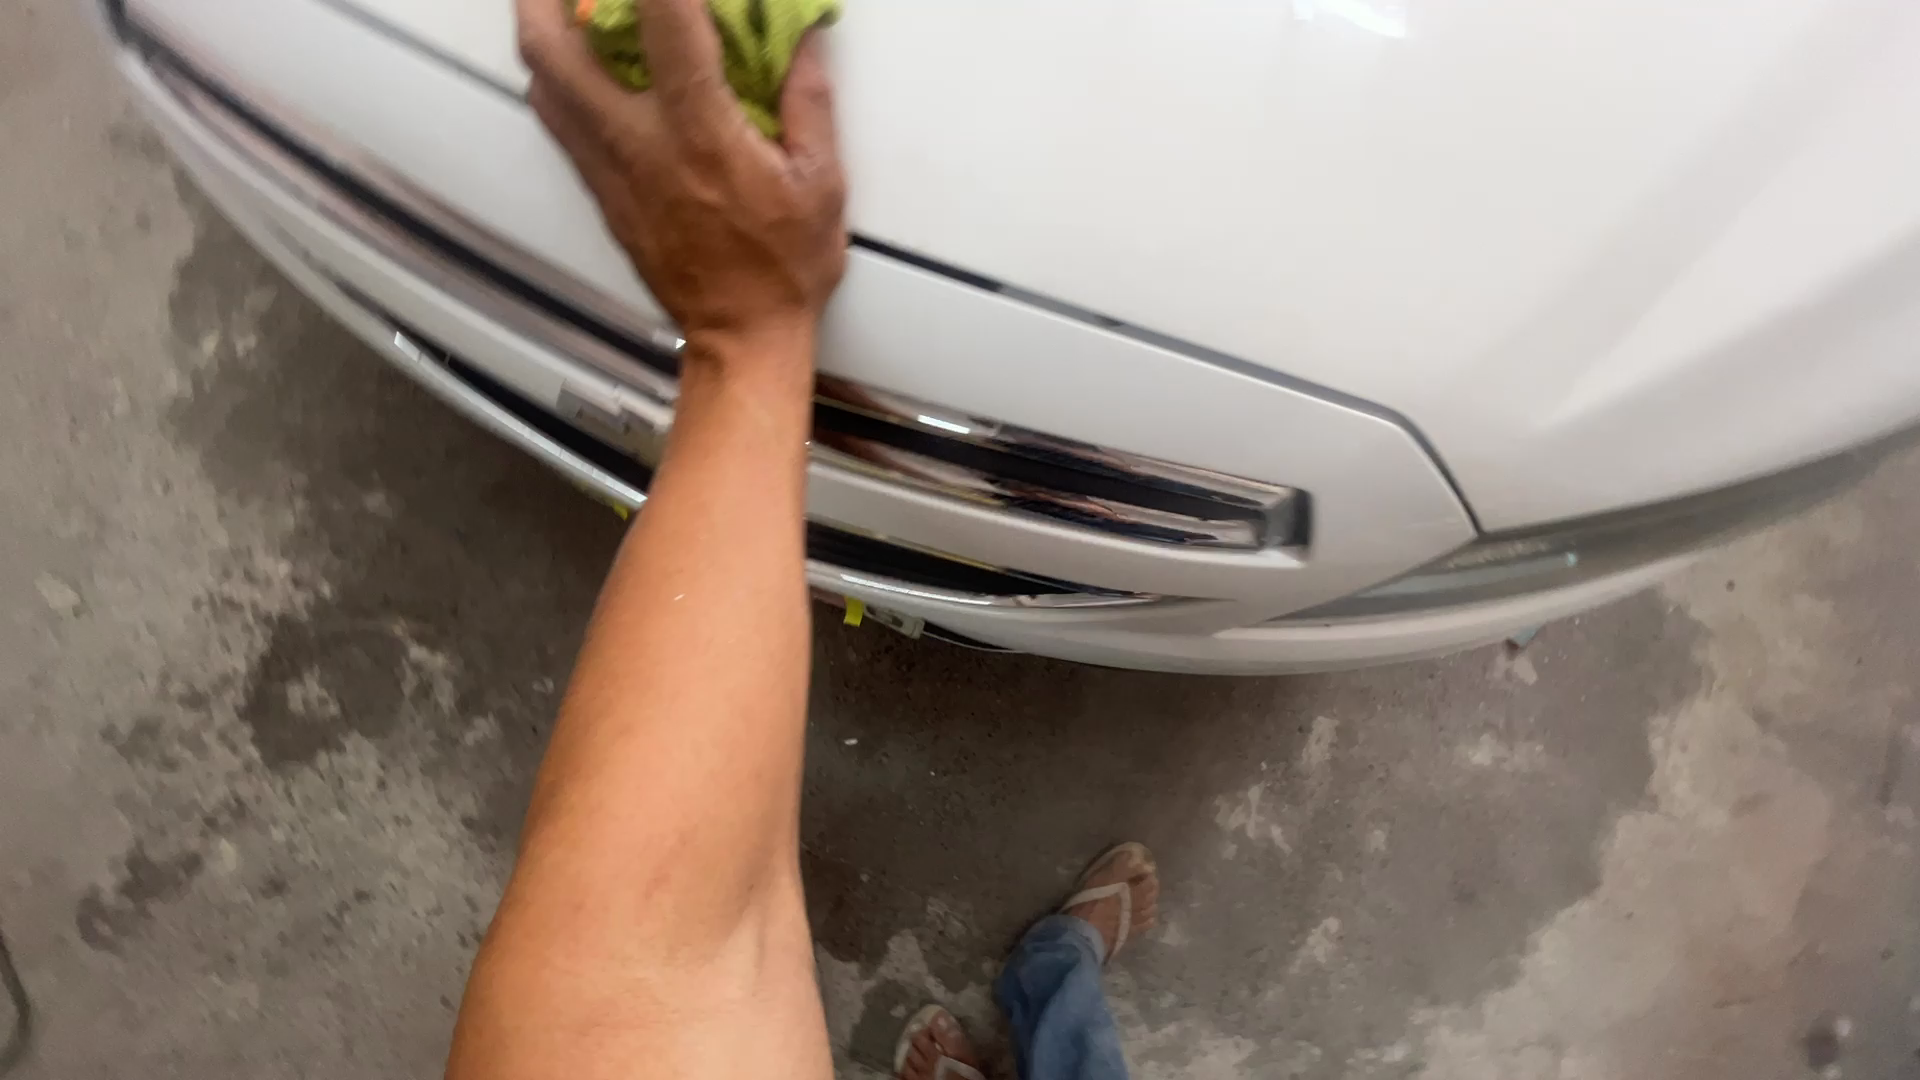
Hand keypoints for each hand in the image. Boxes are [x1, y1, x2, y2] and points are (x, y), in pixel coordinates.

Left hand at [517, 0, 847, 377]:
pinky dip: (560, 81)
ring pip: (542, 79)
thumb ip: (810, 104)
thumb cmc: (787, 269)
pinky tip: (589, 73)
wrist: (744, 337)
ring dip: (547, 27)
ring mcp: (611, 173)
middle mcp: (640, 144)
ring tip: (576, 8)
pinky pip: (559, 124)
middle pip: (553, 41)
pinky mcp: (604, 199)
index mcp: (701, 134)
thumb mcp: (822, 187)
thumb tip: (804, 38)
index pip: (661, 17)